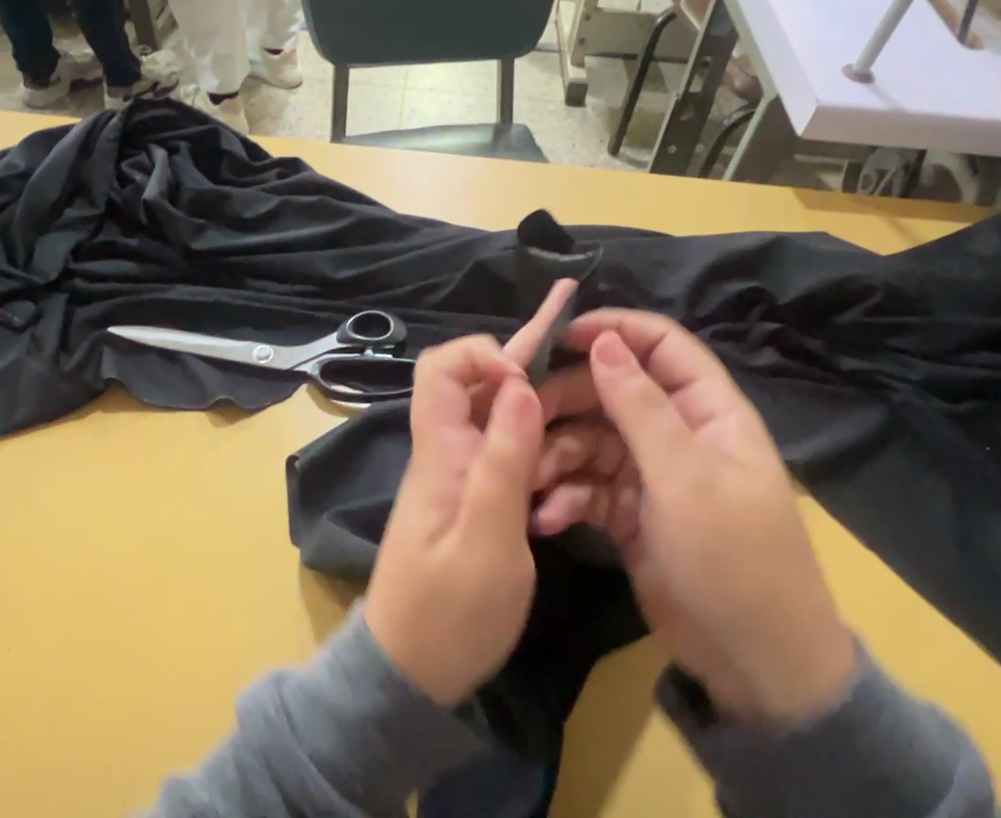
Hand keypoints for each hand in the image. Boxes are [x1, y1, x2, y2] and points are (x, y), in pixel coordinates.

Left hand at [362, 281, 576, 705]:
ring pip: (497, 418)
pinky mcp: (473, 504)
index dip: (484, 356)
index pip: (441, 368)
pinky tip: (570, 444)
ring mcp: (460, 479)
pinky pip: (506, 455)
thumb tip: (519, 386)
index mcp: (441, 453)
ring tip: (589, 386)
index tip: (528, 383)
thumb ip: (503, 464)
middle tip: (575, 325)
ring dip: (536, 400)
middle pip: (477, 384)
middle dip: (526, 355)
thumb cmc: (448, 616)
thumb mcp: (486, 542)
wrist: (410, 676)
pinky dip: (537, 442)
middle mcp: (447, 454)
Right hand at [538, 310, 857, 725]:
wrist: (755, 660)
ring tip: (531, 481)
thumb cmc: (732, 557)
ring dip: (557, 456)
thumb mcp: (686, 477)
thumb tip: (604, 342)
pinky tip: (546, 518)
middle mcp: (678, 434)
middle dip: (566, 400)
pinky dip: (566, 498)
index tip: (555, 336)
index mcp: (708, 412)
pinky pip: (588, 488)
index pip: (660, 346)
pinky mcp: (630, 515)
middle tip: (519, 417)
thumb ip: (641, 407)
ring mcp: (651, 476)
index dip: (613, 331)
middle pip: (612, 391)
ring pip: (591, 440)